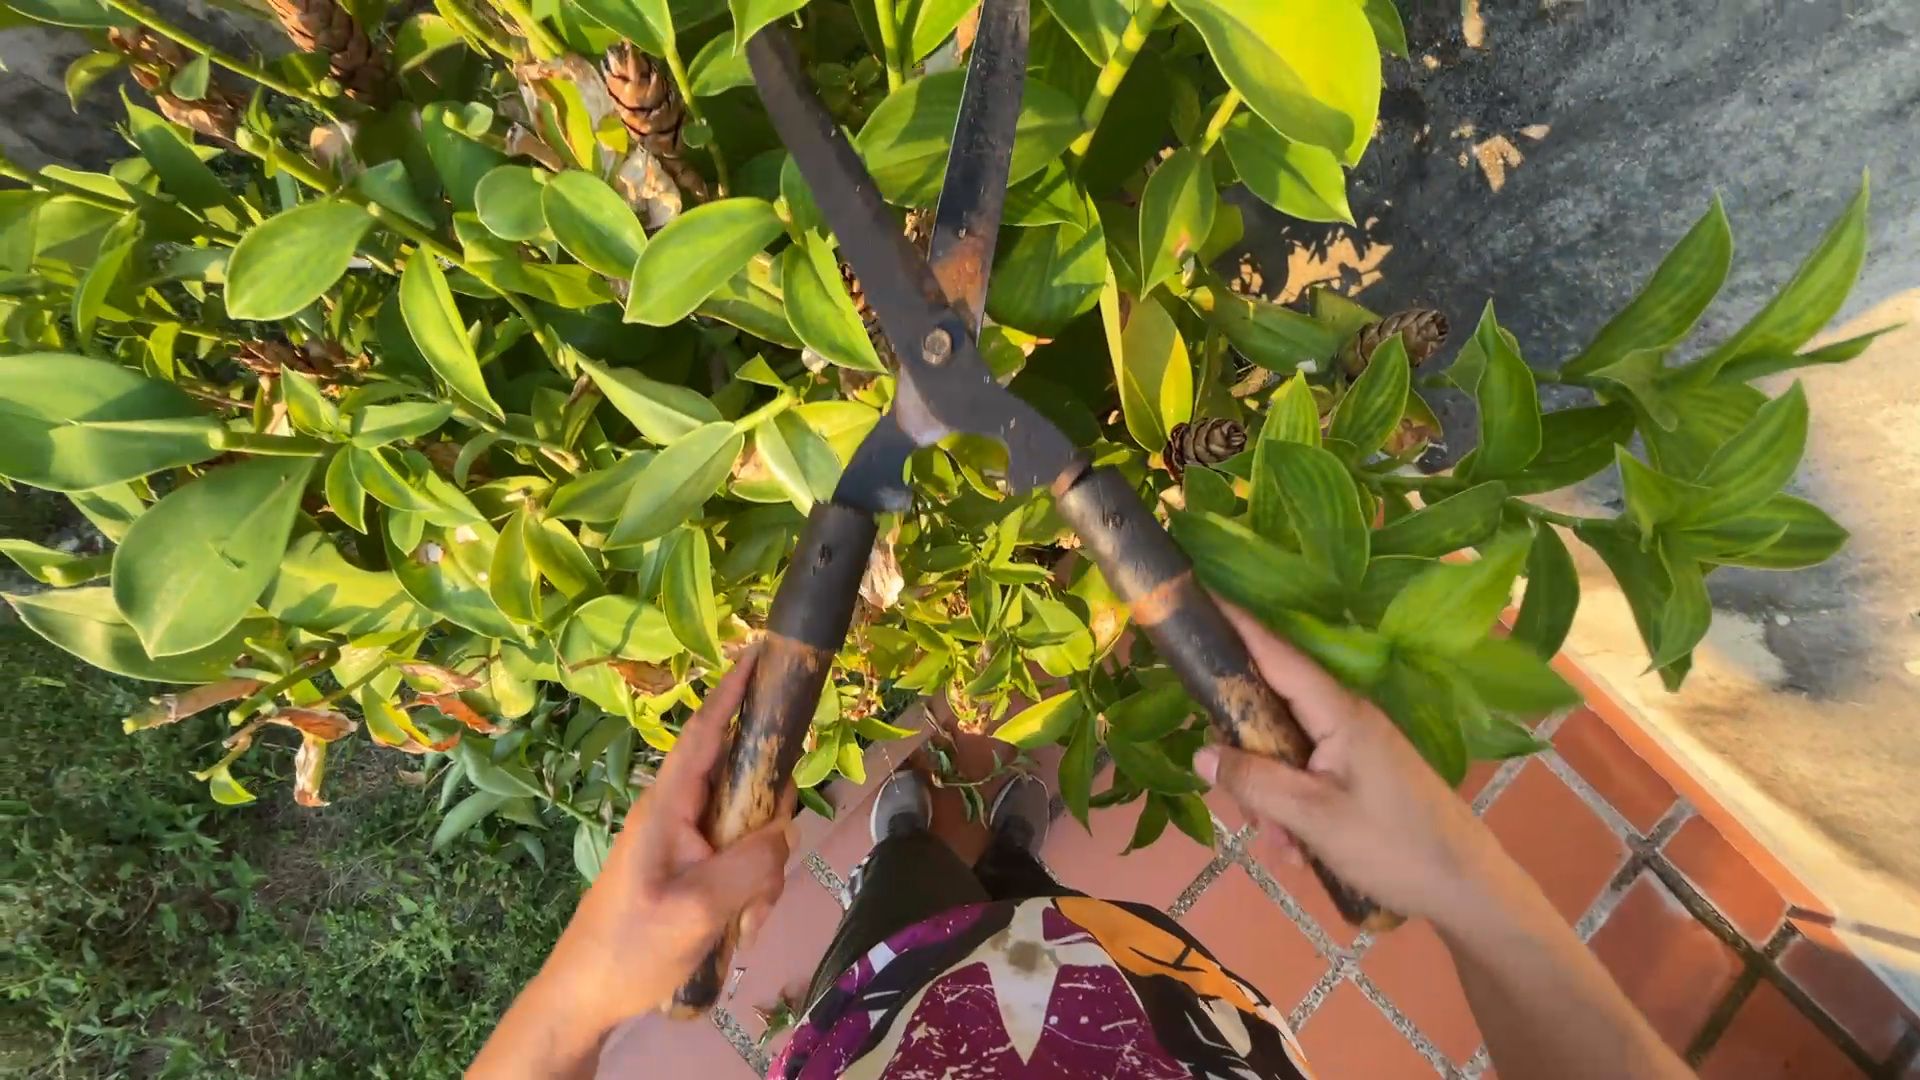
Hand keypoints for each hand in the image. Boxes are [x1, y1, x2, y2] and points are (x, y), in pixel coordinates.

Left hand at [538, 649, 796, 1021]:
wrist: (583, 1001)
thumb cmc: (629, 948)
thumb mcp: (698, 909)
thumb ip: (753, 863)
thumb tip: (785, 831)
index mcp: (670, 804)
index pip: (706, 731)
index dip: (733, 689)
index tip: (759, 651)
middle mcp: (682, 809)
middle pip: (747, 782)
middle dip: (770, 823)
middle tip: (768, 875)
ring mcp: (689, 837)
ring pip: (753, 824)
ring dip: (763, 868)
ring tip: (748, 918)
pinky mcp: (694, 862)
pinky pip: (743, 854)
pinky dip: (754, 886)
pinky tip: (742, 924)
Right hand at [1194, 603, 1528, 930]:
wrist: (1472, 894)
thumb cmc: (1397, 846)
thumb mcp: (1314, 818)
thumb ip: (1253, 781)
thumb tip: (1200, 753)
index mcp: (1338, 711)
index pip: (1275, 652)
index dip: (1236, 622)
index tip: (1201, 594)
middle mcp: (1343, 716)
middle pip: (1268, 709)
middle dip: (1245, 753)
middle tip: (1242, 804)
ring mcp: (1350, 744)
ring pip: (1281, 748)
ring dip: (1267, 793)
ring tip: (1281, 844)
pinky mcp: (1355, 770)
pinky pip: (1302, 773)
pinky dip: (1289, 806)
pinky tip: (1297, 848)